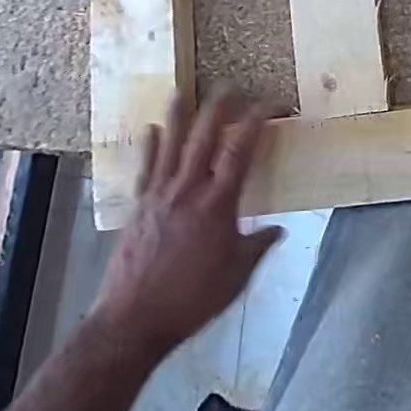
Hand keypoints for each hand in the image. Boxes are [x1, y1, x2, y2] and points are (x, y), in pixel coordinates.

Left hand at [89, 89, 281, 356]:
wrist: (132, 324)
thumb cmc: (193, 298)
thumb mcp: (238, 273)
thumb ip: (258, 245)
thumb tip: (278, 230)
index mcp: (218, 203)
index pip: (241, 150)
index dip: (257, 122)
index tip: (270, 104)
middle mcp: (188, 191)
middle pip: (204, 139)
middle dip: (219, 109)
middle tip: (229, 87)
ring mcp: (159, 197)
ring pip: (171, 147)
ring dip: (178, 117)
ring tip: (182, 91)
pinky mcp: (138, 209)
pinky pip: (146, 170)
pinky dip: (149, 148)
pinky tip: (149, 130)